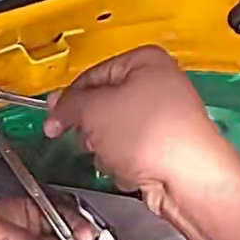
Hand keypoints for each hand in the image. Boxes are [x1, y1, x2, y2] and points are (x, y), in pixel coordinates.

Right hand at [44, 46, 239, 215]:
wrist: (186, 178)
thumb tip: (56, 108)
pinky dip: (123, 164)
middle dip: (91, 128)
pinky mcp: (162, 147)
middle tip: (91, 137)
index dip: (68, 99)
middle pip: (102, 105)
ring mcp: (161, 118)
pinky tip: (130, 168)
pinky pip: (128, 153)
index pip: (91, 76)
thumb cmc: (156, 137)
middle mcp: (156, 85)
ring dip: (106, 150)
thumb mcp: (94, 111)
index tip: (53, 117)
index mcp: (144, 61)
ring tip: (116, 155)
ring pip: (112, 134)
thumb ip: (68, 105)